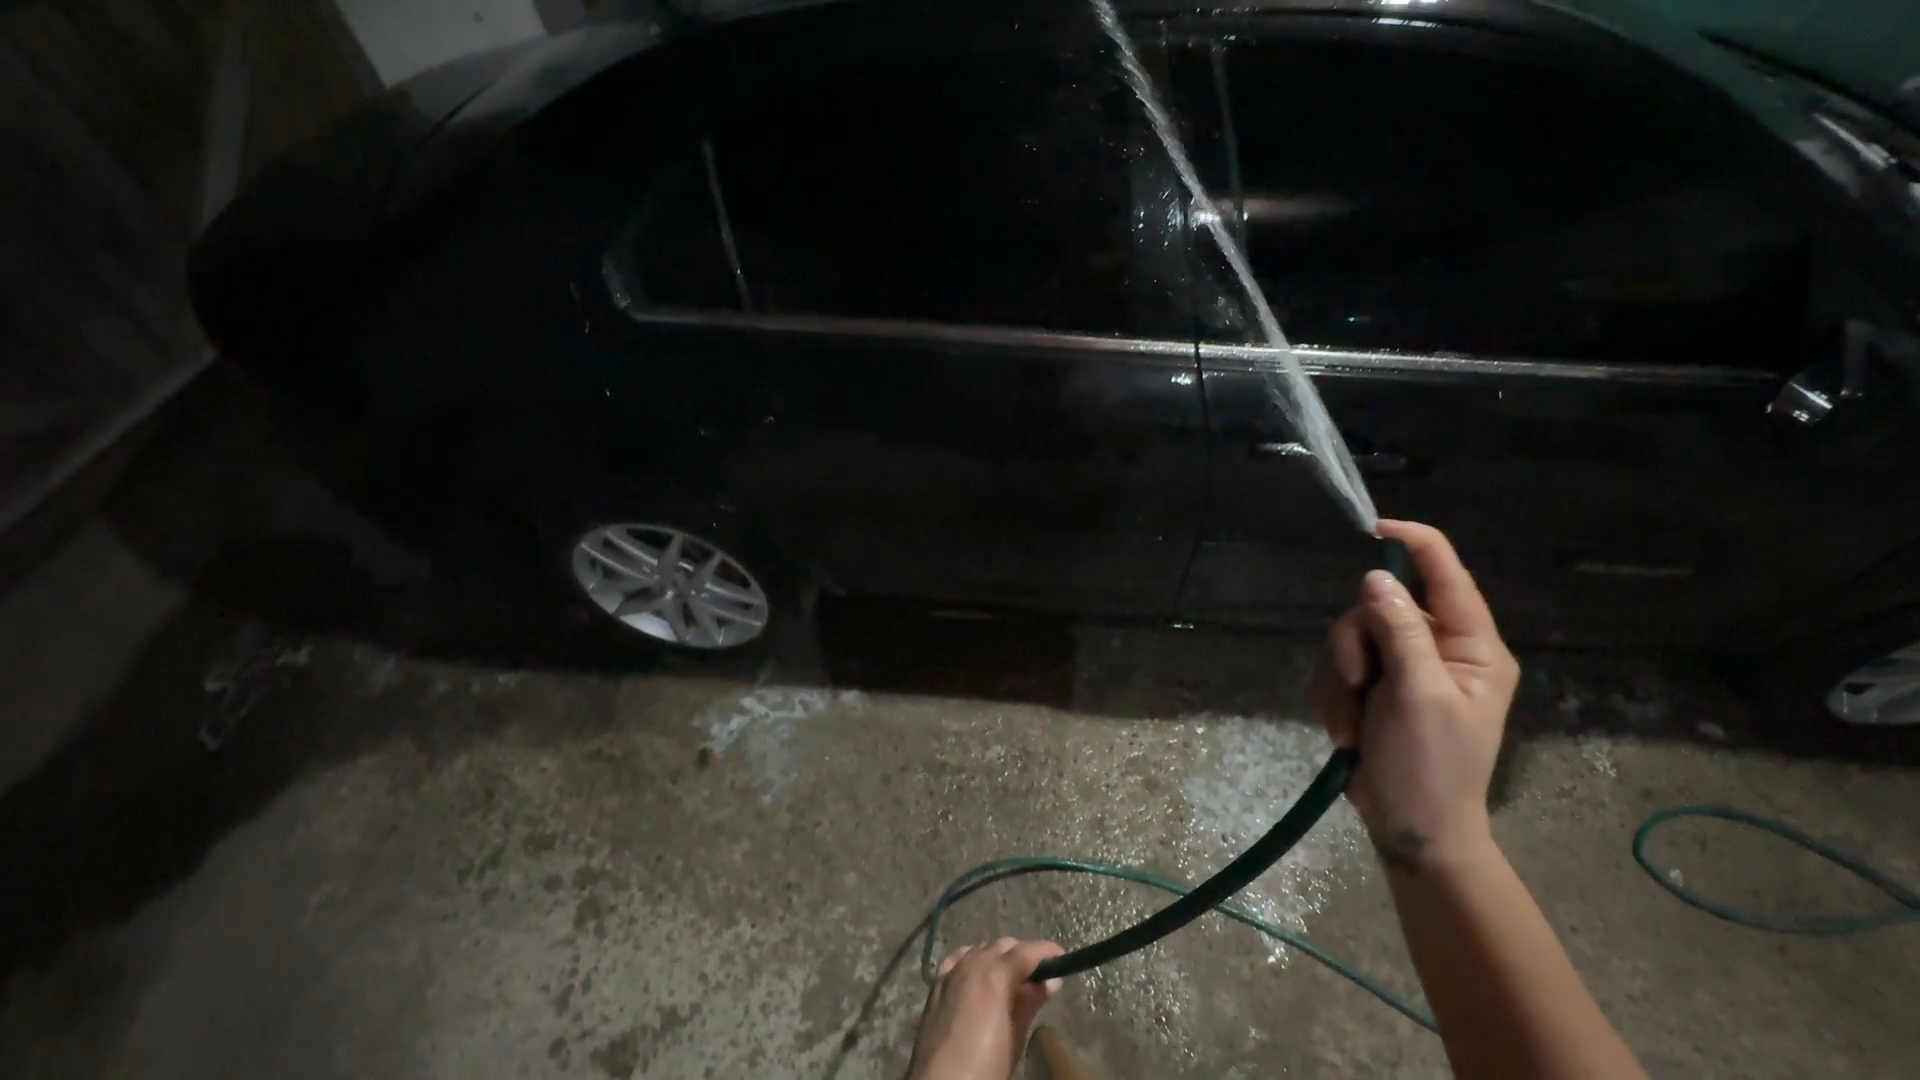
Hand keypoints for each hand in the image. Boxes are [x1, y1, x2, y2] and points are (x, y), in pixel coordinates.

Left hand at [907, 938, 1064, 1079]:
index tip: (1061, 958)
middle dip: (1023, 954)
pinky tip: (980, 977)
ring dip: (998, 956)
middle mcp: (970, 965)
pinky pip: (958, 961)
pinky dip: (973, 961)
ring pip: (979, 949)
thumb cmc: (984, 1067)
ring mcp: (950, 973)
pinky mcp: (935, 987)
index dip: (1046, 952)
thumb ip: (1030, 1003)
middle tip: (1040, 975)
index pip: (1025, 951)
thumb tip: (1049, 982)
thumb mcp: (1014, 1038)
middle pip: (1002, 946)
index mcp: (993, 975)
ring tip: (1013, 977)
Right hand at [1313, 520, 1519, 871]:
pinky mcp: (1375, 688)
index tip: (1374, 528)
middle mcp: (1439, 649)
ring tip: (1350, 722)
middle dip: (1357, 645)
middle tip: (1357, 683)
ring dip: (1340, 678)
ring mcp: (1404, 669)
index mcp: (1473, 647)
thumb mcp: (1419, 696)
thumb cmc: (1431, 767)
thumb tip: (1377, 576)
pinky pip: (1338, 666)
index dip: (1415, 544)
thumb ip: (1400, 632)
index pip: (1447, 575)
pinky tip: (1347, 729)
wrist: (1412, 829)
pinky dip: (1334, 696)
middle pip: (1381, 606)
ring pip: (1351, 637)